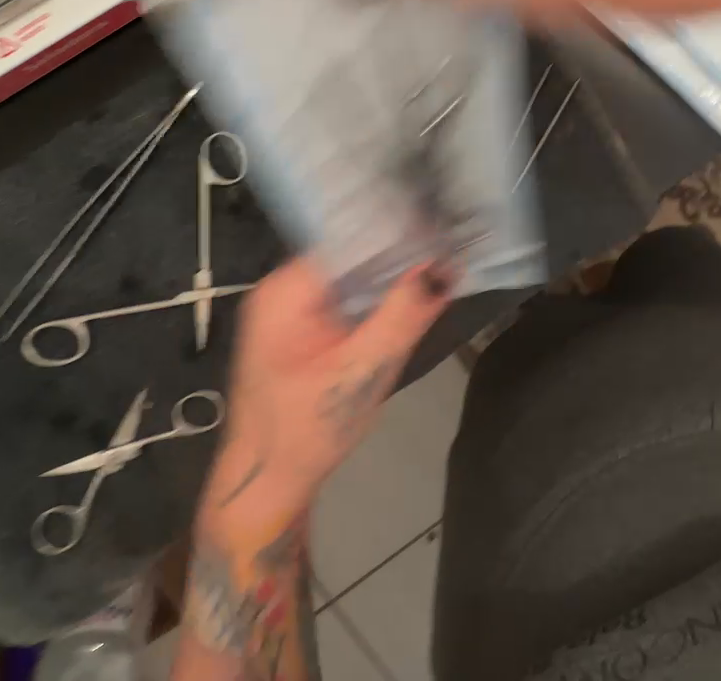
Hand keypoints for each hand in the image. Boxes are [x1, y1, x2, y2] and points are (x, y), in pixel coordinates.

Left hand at [198, 258, 449, 523]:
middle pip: (353, 256)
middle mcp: (284, 289)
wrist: (266, 486)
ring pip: (355, 277)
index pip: (351, 240)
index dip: (400, 234)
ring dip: (394, 279)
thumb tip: (444, 266)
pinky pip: (349, 299)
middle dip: (402, 255)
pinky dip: (380, 299)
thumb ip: (404, 314)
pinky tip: (412, 300)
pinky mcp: (304, 328)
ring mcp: (291, 309)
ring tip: (443, 268)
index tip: (446, 233)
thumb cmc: (308, 431)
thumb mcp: (364, 371)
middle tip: (453, 251)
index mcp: (286, 291)